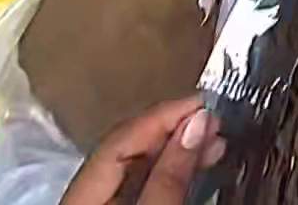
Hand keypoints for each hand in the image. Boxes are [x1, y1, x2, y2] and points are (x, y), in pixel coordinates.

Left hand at [61, 97, 226, 204]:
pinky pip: (138, 180)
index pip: (123, 134)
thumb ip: (170, 175)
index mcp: (80, 193)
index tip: (211, 102)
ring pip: (136, 162)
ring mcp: (95, 202)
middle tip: (218, 121)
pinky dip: (169, 168)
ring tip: (214, 142)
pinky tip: (193, 164)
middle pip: (128, 145)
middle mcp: (82, 193)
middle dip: (176, 127)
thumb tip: (201, 118)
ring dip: (178, 147)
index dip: (168, 112)